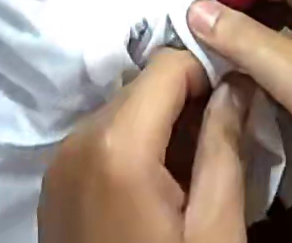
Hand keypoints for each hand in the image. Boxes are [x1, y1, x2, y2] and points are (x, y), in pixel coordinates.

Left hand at [39, 49, 253, 242]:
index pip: (166, 64)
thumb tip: (237, 81)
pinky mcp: (54, 180)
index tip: (234, 106)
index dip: (205, 76)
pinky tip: (154, 189)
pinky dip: (131, 145)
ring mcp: (60, 158)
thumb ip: (224, 145)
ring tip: (188, 174)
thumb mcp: (215, 231)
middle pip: (142, 86)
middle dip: (184, 103)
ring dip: (159, 124)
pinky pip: (100, 137)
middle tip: (217, 145)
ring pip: (121, 108)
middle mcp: (78, 136)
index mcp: (118, 143)